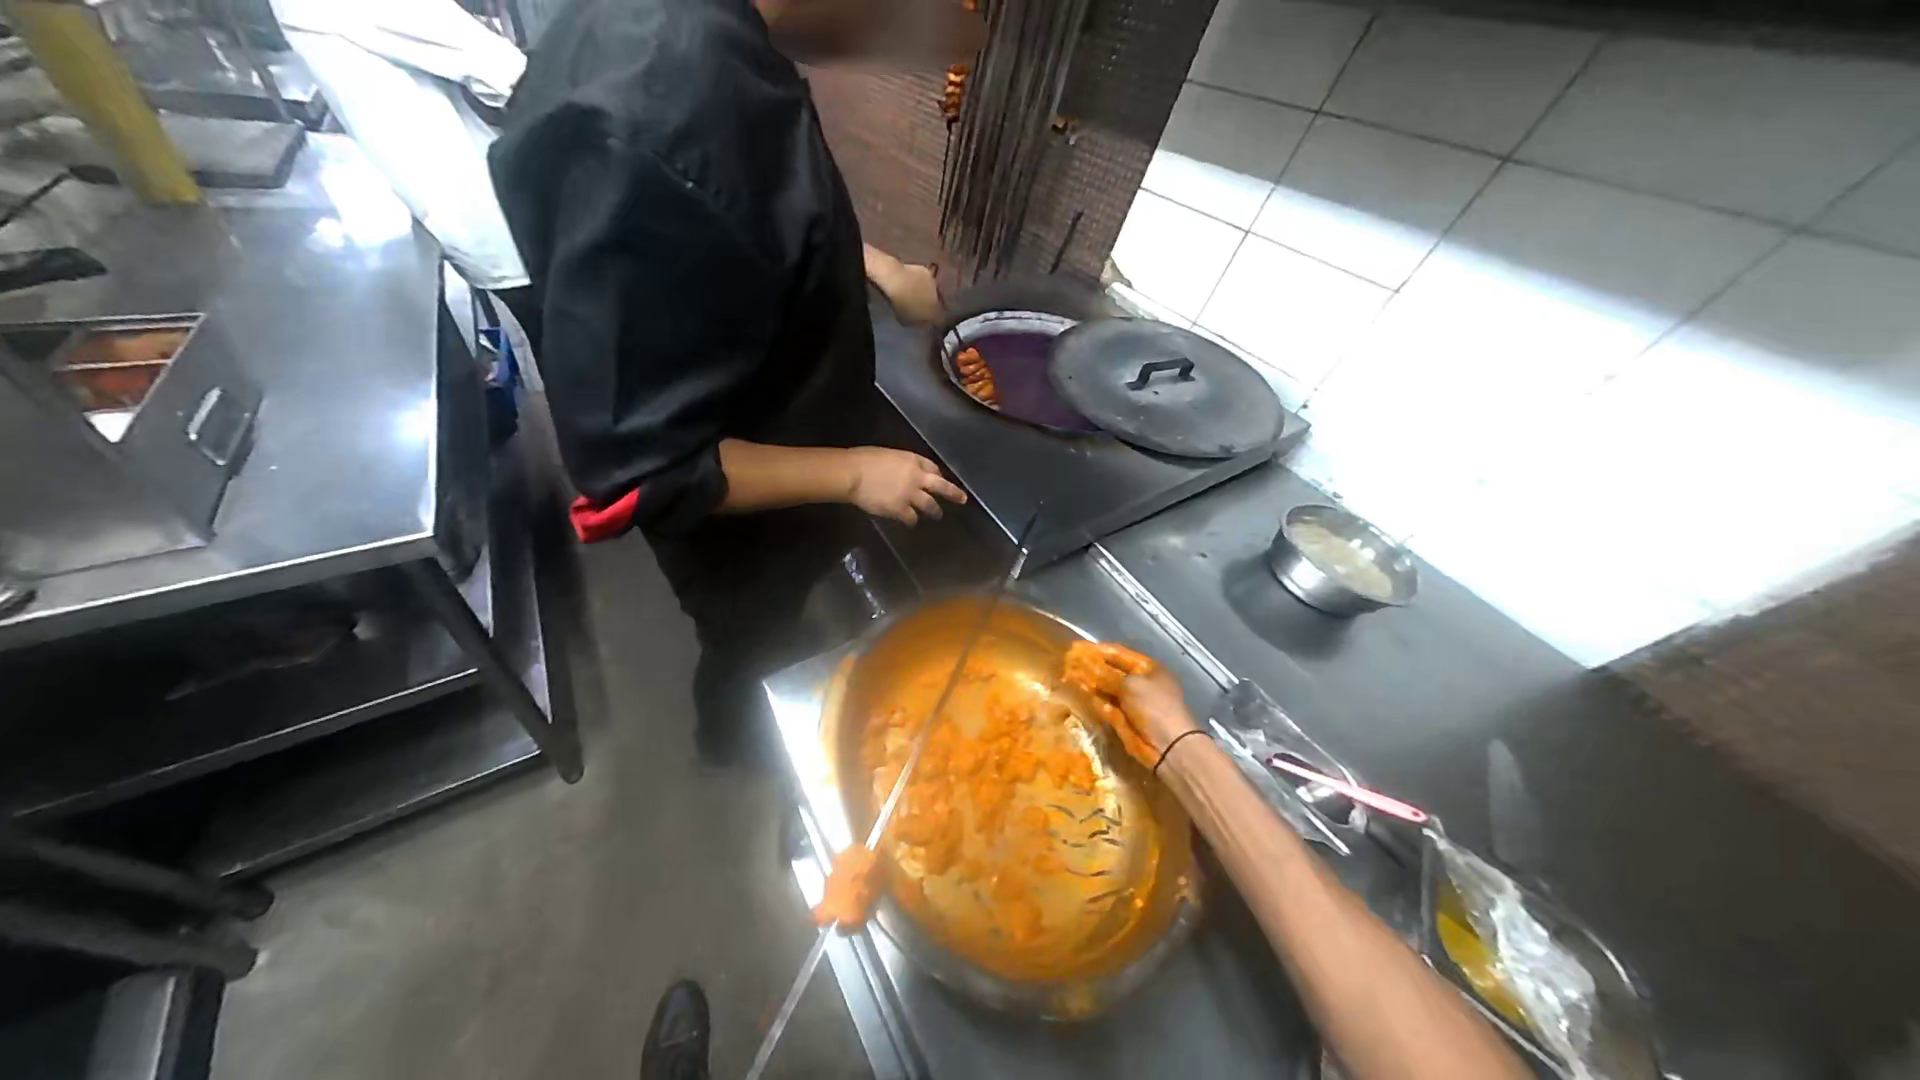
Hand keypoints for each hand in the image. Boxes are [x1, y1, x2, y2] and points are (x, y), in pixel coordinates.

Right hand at [843, 447, 966, 524]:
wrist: (853, 474)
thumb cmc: (864, 460)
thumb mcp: (888, 455)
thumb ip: (900, 464)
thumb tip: (902, 472)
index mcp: (912, 461)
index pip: (932, 468)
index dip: (938, 475)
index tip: (940, 480)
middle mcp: (916, 478)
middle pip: (941, 487)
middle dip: (954, 494)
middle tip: (962, 500)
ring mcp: (910, 495)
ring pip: (930, 506)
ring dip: (934, 511)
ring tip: (936, 515)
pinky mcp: (900, 510)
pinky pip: (912, 518)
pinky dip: (912, 521)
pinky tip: (911, 523)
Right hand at [1064, 642, 1188, 768]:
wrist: (1167, 745)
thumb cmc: (1154, 706)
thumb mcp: (1130, 685)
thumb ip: (1105, 674)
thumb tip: (1083, 665)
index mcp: (1147, 668)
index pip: (1118, 653)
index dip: (1097, 649)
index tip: (1076, 647)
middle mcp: (1138, 682)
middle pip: (1110, 670)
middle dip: (1090, 666)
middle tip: (1068, 662)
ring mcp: (1130, 701)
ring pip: (1105, 688)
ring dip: (1089, 682)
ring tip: (1067, 675)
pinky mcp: (1122, 718)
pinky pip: (1104, 705)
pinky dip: (1093, 699)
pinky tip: (1078, 692)